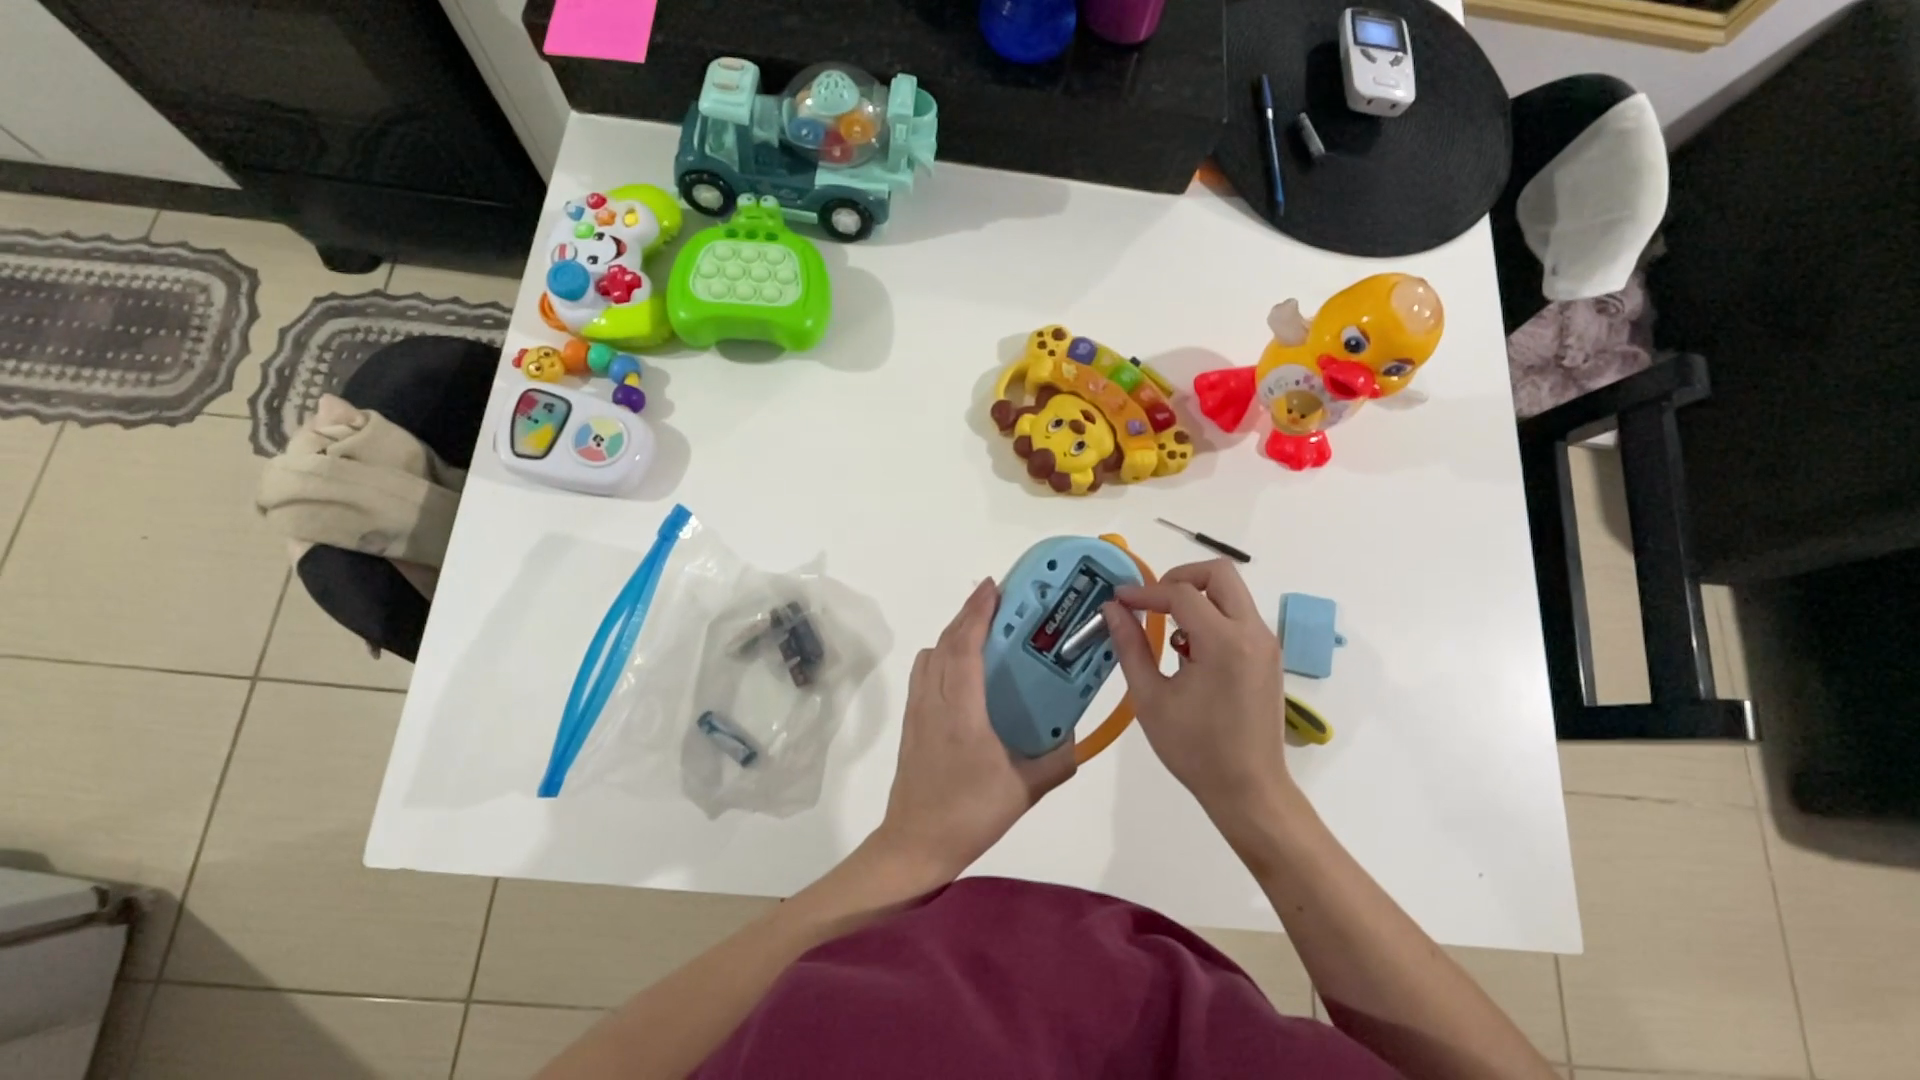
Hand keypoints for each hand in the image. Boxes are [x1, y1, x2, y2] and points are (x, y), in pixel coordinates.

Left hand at [870, 578, 1076, 885]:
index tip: (995, 587)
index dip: (978, 613)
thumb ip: (1058, 759)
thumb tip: (1077, 733)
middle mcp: (935, 703)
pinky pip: (925, 674)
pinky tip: (964, 671)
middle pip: (946, 643)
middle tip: (998, 599)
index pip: (965, 648)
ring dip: (954, 634)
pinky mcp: (912, 724)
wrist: (916, 843)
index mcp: (962, 713)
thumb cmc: (970, 815)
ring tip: (984, 631)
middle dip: (969, 614)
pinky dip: (943, 656)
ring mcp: (918, 712)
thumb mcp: (1025, 790)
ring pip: (931, 656)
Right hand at [1103, 559, 1294, 817]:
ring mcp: (1266, 645)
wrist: (1249, 789)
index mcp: (1224, 642)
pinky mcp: (1269, 658)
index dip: (1145, 592)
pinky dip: (1212, 619)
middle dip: (1180, 578)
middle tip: (1151, 601)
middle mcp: (1253, 633)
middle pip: (1219, 574)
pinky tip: (1189, 654)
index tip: (1118, 601)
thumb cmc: (1195, 749)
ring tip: (1168, 634)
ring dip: (1198, 599)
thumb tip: (1113, 610)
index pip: (1181, 593)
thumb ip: (1131, 647)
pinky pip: (1239, 618)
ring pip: (1232, 594)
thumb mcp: (1152, 698)